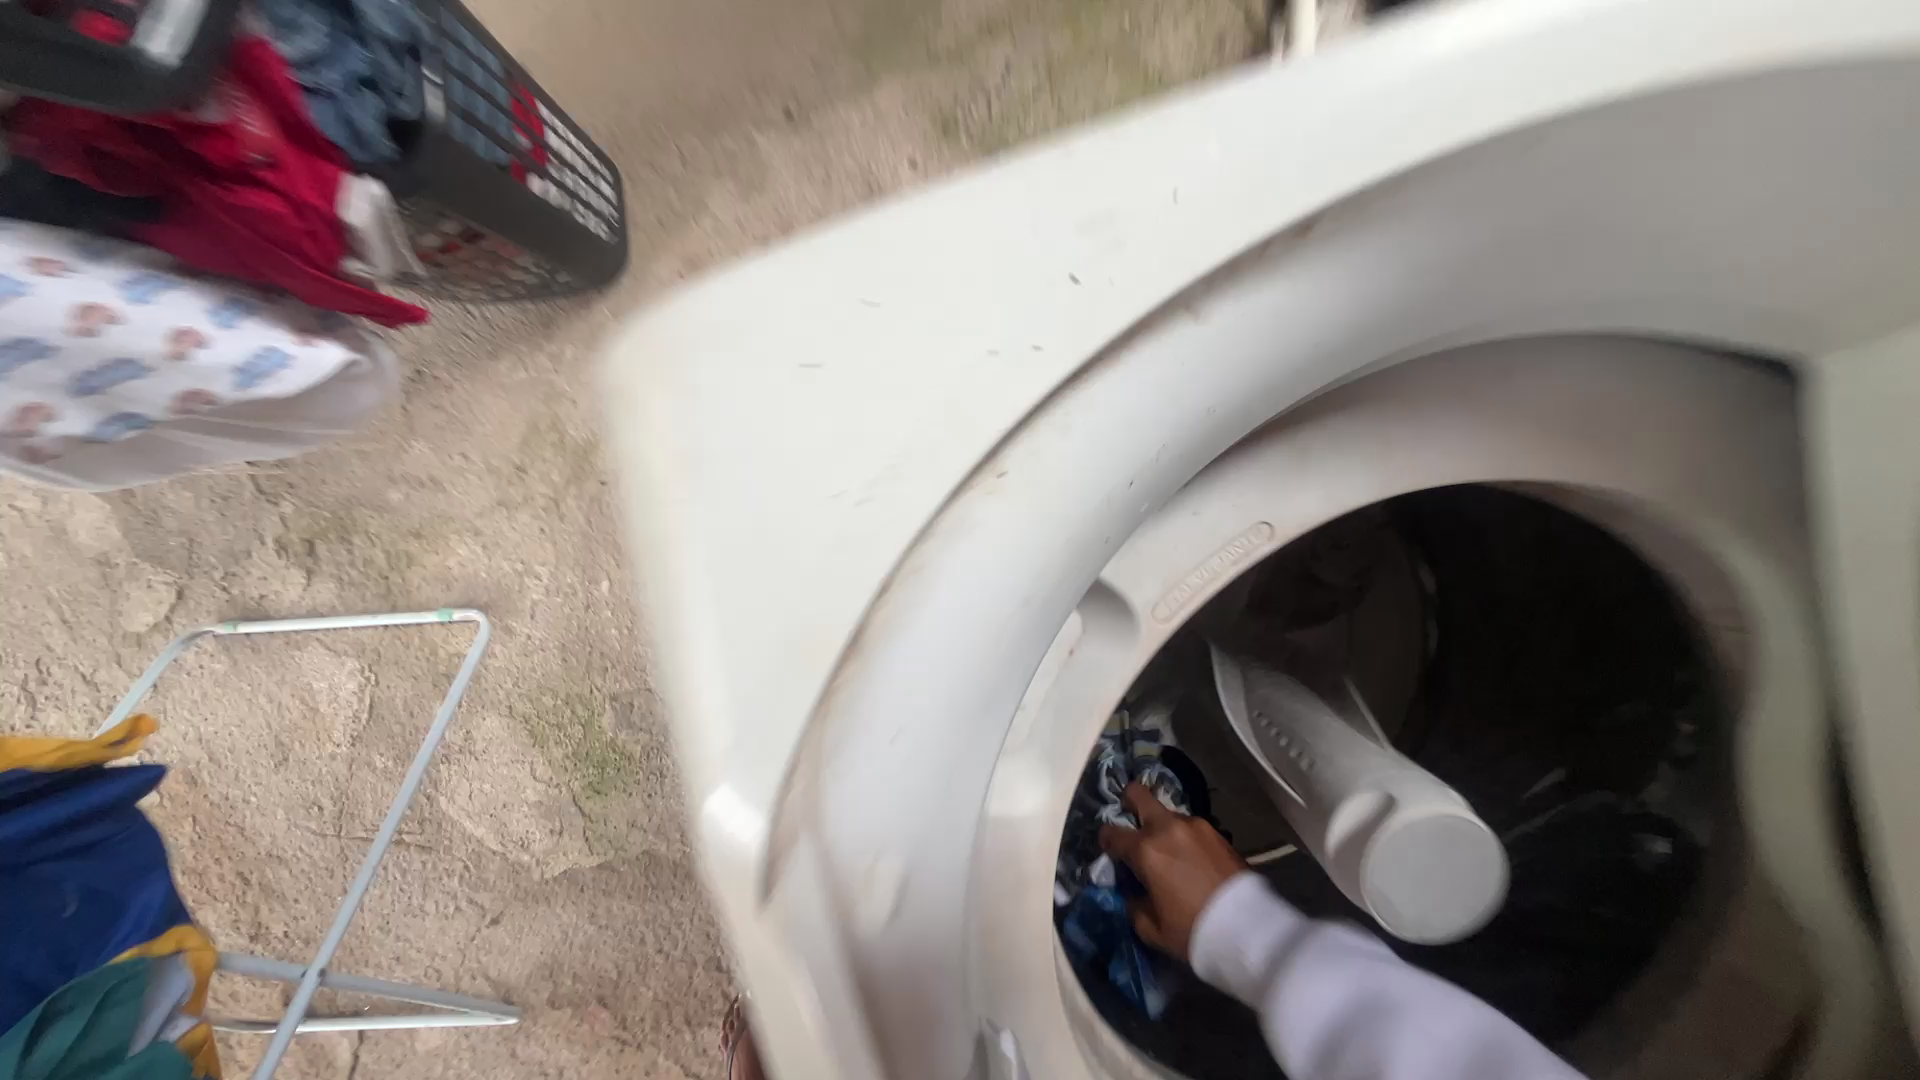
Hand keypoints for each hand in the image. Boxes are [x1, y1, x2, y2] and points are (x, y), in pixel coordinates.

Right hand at [1100, 781, 1249, 960]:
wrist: (1249, 929)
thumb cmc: (1193, 930)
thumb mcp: (1152, 929)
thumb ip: (1133, 905)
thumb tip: (1133, 894)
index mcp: (1145, 850)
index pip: (1111, 833)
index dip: (1106, 841)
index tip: (1110, 851)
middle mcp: (1166, 828)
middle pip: (1138, 794)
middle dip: (1129, 802)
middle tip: (1131, 821)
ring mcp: (1194, 826)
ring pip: (1168, 814)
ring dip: (1162, 827)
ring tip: (1171, 853)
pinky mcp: (1217, 832)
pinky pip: (1191, 827)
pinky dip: (1185, 838)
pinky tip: (1192, 859)